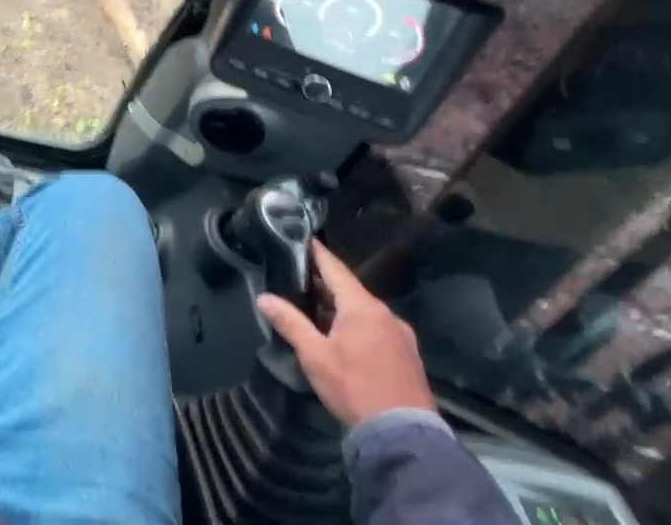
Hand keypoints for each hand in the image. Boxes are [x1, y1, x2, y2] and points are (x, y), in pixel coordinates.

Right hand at [256, 240, 436, 427]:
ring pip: (363, 310)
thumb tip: (264, 298)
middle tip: (295, 278)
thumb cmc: (354, 386)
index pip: (336, 269)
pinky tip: (339, 335)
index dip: (317, 253)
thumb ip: (289, 322)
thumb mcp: (314, 355)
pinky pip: (375, 327)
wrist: (403, 433)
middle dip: (323, 284)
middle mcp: (386, 315)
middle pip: (349, 289)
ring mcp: (401, 336)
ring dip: (339, 307)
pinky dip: (355, 323)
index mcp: (364, 309)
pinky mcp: (406, 354)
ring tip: (312, 309)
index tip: (303, 238)